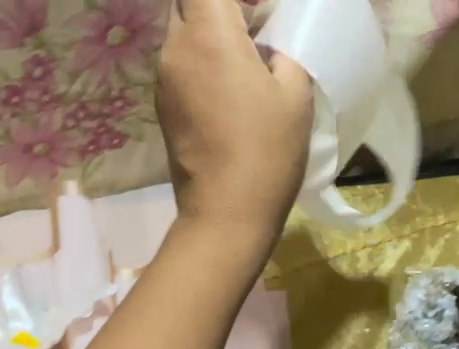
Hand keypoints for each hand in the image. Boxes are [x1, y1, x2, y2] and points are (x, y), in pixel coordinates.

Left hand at [157, 0, 312, 232]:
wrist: (226, 217)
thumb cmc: (267, 153)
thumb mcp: (294, 93)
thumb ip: (282, 50)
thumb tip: (267, 45)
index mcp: (207, 35)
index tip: (256, 10)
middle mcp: (175, 50)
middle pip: (188, 4)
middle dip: (218, 7)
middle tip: (254, 26)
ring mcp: (164, 83)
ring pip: (181, 34)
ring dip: (210, 35)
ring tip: (245, 58)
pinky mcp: (164, 111)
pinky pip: (180, 67)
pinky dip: (202, 64)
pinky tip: (229, 90)